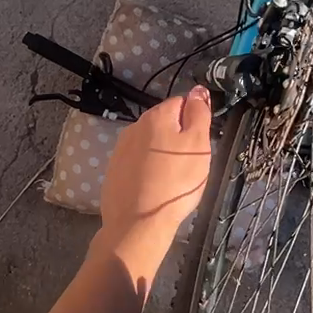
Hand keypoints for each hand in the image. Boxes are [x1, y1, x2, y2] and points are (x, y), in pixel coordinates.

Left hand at [96, 86, 211, 269]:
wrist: (139, 222)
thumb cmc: (176, 182)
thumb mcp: (198, 145)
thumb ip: (199, 114)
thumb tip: (197, 91)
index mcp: (156, 116)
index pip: (181, 103)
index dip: (193, 122)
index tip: (198, 146)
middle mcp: (134, 126)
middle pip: (164, 123)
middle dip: (177, 138)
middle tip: (187, 164)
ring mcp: (121, 148)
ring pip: (150, 142)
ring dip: (161, 153)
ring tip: (171, 178)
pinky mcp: (114, 169)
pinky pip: (137, 161)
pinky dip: (147, 169)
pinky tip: (153, 187)